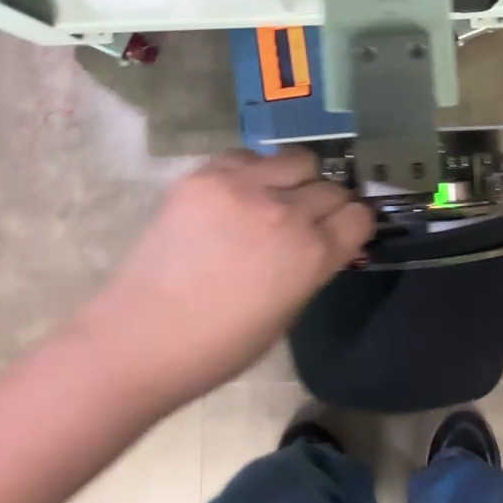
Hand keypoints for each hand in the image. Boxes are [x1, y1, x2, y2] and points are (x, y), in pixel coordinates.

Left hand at [88, 149, 374, 404]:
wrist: (143, 337)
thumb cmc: (219, 345)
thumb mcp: (287, 313)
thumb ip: (311, 268)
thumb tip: (322, 242)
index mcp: (312, 256)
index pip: (359, 216)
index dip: (353, 225)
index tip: (342, 231)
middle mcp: (286, 213)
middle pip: (330, 188)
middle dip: (326, 205)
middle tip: (304, 220)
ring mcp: (243, 188)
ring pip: (296, 159)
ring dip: (294, 179)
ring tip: (273, 199)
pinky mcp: (205, 175)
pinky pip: (247, 156)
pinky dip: (251, 172)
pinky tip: (236, 196)